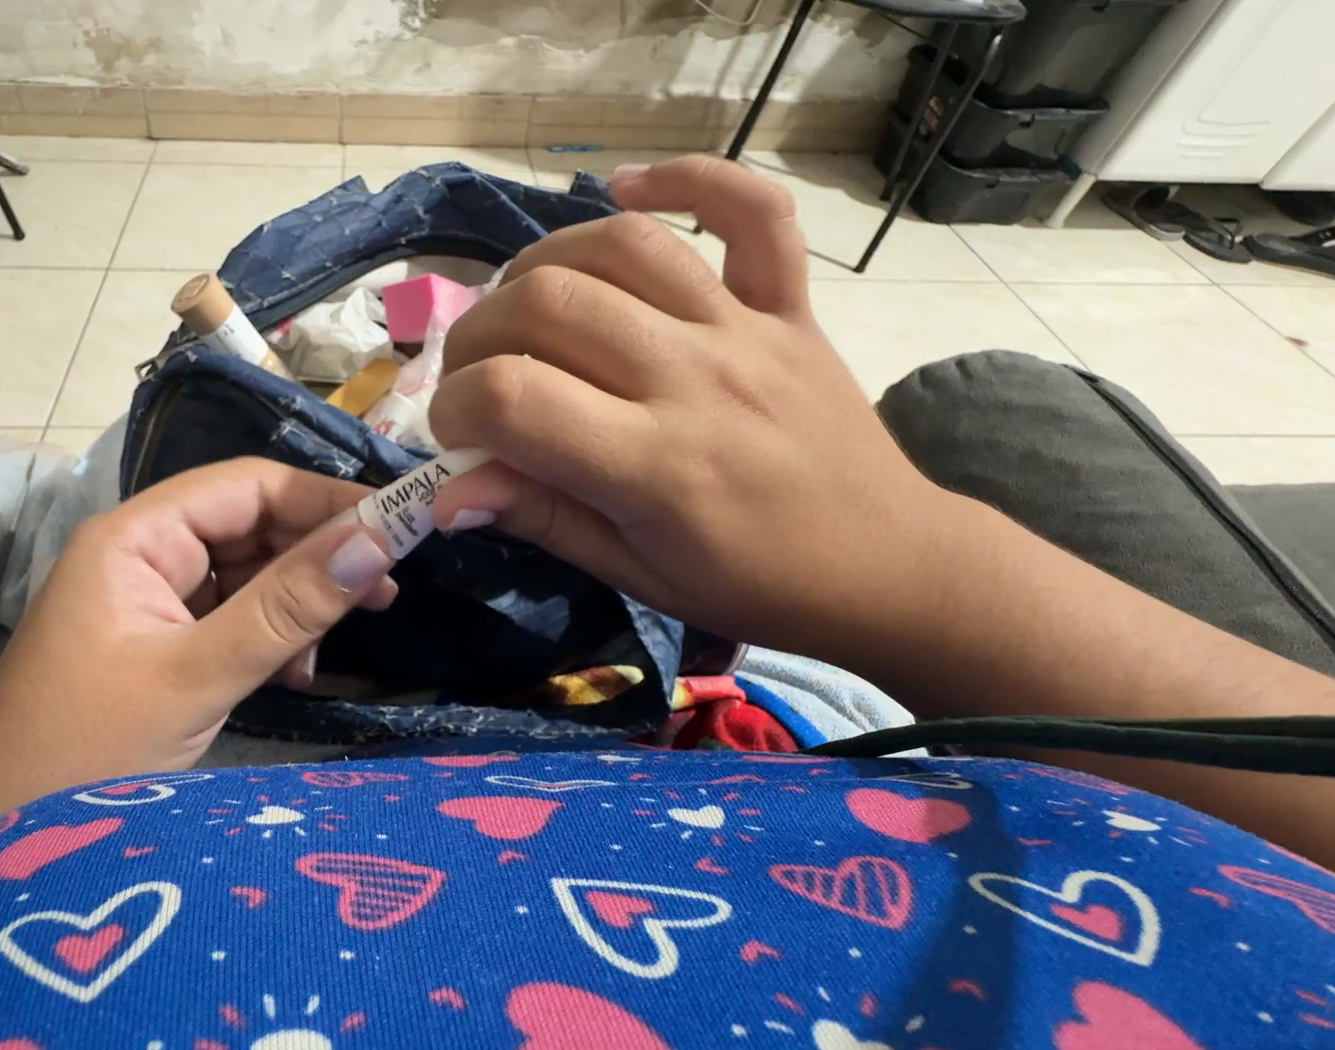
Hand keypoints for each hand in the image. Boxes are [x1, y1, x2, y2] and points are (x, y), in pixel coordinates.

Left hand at [0, 458, 395, 783]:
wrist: (2, 847)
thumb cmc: (85, 750)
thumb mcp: (198, 675)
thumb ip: (288, 607)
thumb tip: (376, 541)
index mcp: (136, 536)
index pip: (247, 486)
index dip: (324, 498)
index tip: (395, 524)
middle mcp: (145, 553)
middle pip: (250, 527)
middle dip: (316, 557)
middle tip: (384, 590)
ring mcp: (152, 599)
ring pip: (247, 574)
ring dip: (296, 604)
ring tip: (328, 651)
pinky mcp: (162, 642)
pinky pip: (232, 617)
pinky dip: (270, 637)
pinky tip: (292, 671)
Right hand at [429, 155, 966, 657]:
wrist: (887, 566)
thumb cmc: (750, 584)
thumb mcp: (634, 574)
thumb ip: (541, 519)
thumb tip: (447, 493)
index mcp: (653, 467)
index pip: (514, 400)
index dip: (456, 407)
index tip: (453, 431)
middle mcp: (695, 379)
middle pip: (549, 305)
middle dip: (478, 335)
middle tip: (474, 374)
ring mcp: (749, 330)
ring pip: (625, 247)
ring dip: (544, 262)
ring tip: (520, 303)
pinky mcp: (791, 307)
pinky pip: (753, 212)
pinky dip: (689, 180)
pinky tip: (629, 189)